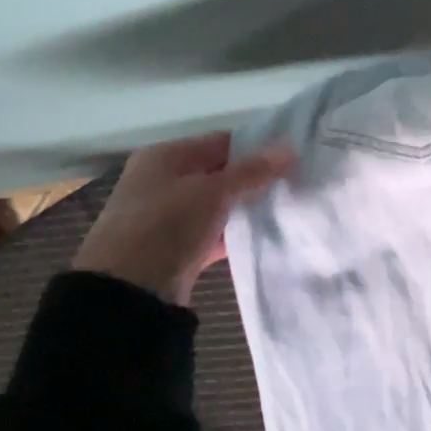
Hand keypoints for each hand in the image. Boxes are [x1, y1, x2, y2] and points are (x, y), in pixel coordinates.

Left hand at [72, 132, 294, 306]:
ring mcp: (172, 214)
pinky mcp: (182, 244)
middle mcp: (165, 180)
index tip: (297, 157)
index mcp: (166, 156)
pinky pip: (218, 230)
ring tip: (292, 207)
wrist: (131, 289)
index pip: (223, 141)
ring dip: (251, 206)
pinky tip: (271, 233)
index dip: (259, 148)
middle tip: (299, 183)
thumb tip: (290, 147)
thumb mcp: (213, 192)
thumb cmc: (167, 225)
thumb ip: (253, 170)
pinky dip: (240, 231)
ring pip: (222, 203)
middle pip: (223, 172)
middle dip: (258, 178)